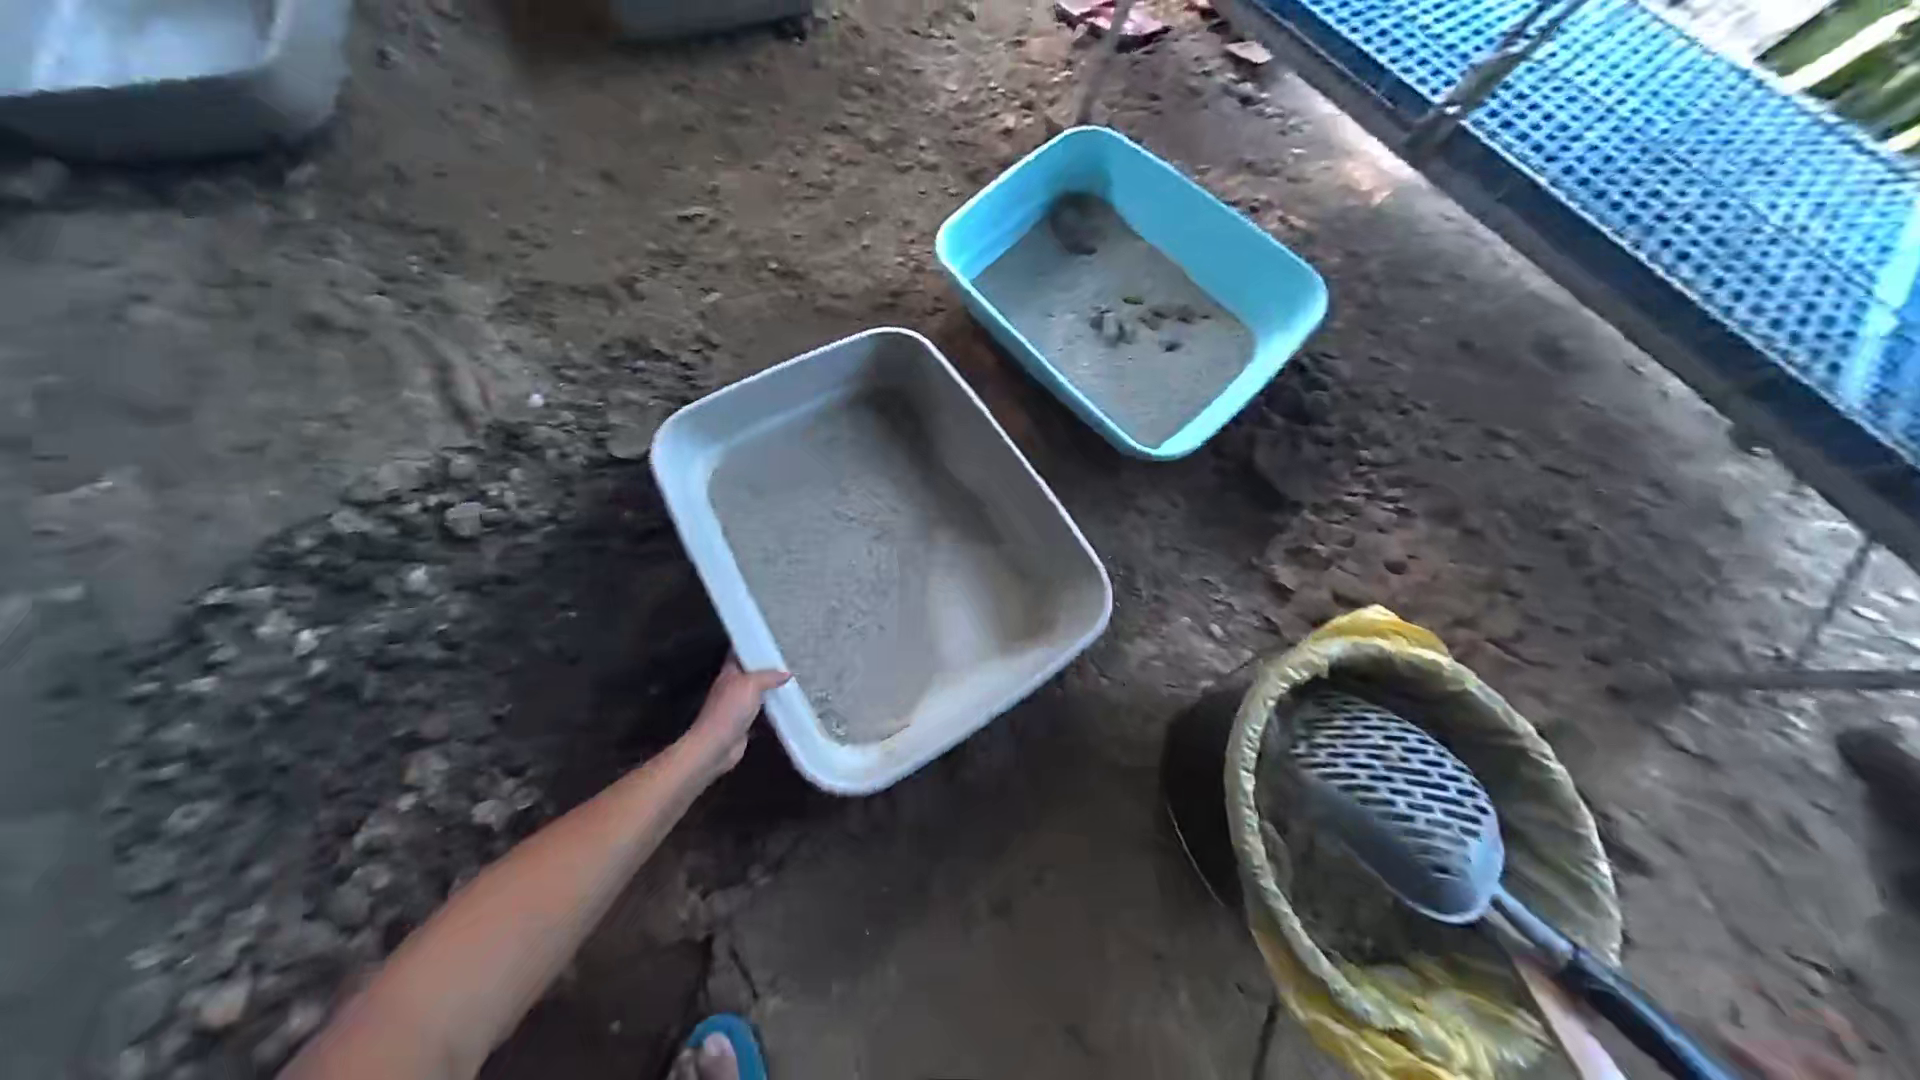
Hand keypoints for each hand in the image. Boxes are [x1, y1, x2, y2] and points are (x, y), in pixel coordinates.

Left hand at [683, 655, 789, 775]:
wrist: (716, 745)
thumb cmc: (729, 709)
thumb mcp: (750, 684)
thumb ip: (768, 676)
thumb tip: (786, 673)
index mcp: (729, 673)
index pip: (739, 653)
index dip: (752, 646)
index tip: (771, 641)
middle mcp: (732, 686)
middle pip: (751, 672)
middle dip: (767, 667)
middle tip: (789, 660)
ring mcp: (737, 705)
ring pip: (757, 691)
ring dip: (771, 688)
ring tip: (792, 680)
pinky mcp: (744, 722)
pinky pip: (761, 710)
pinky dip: (772, 707)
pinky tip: (786, 704)